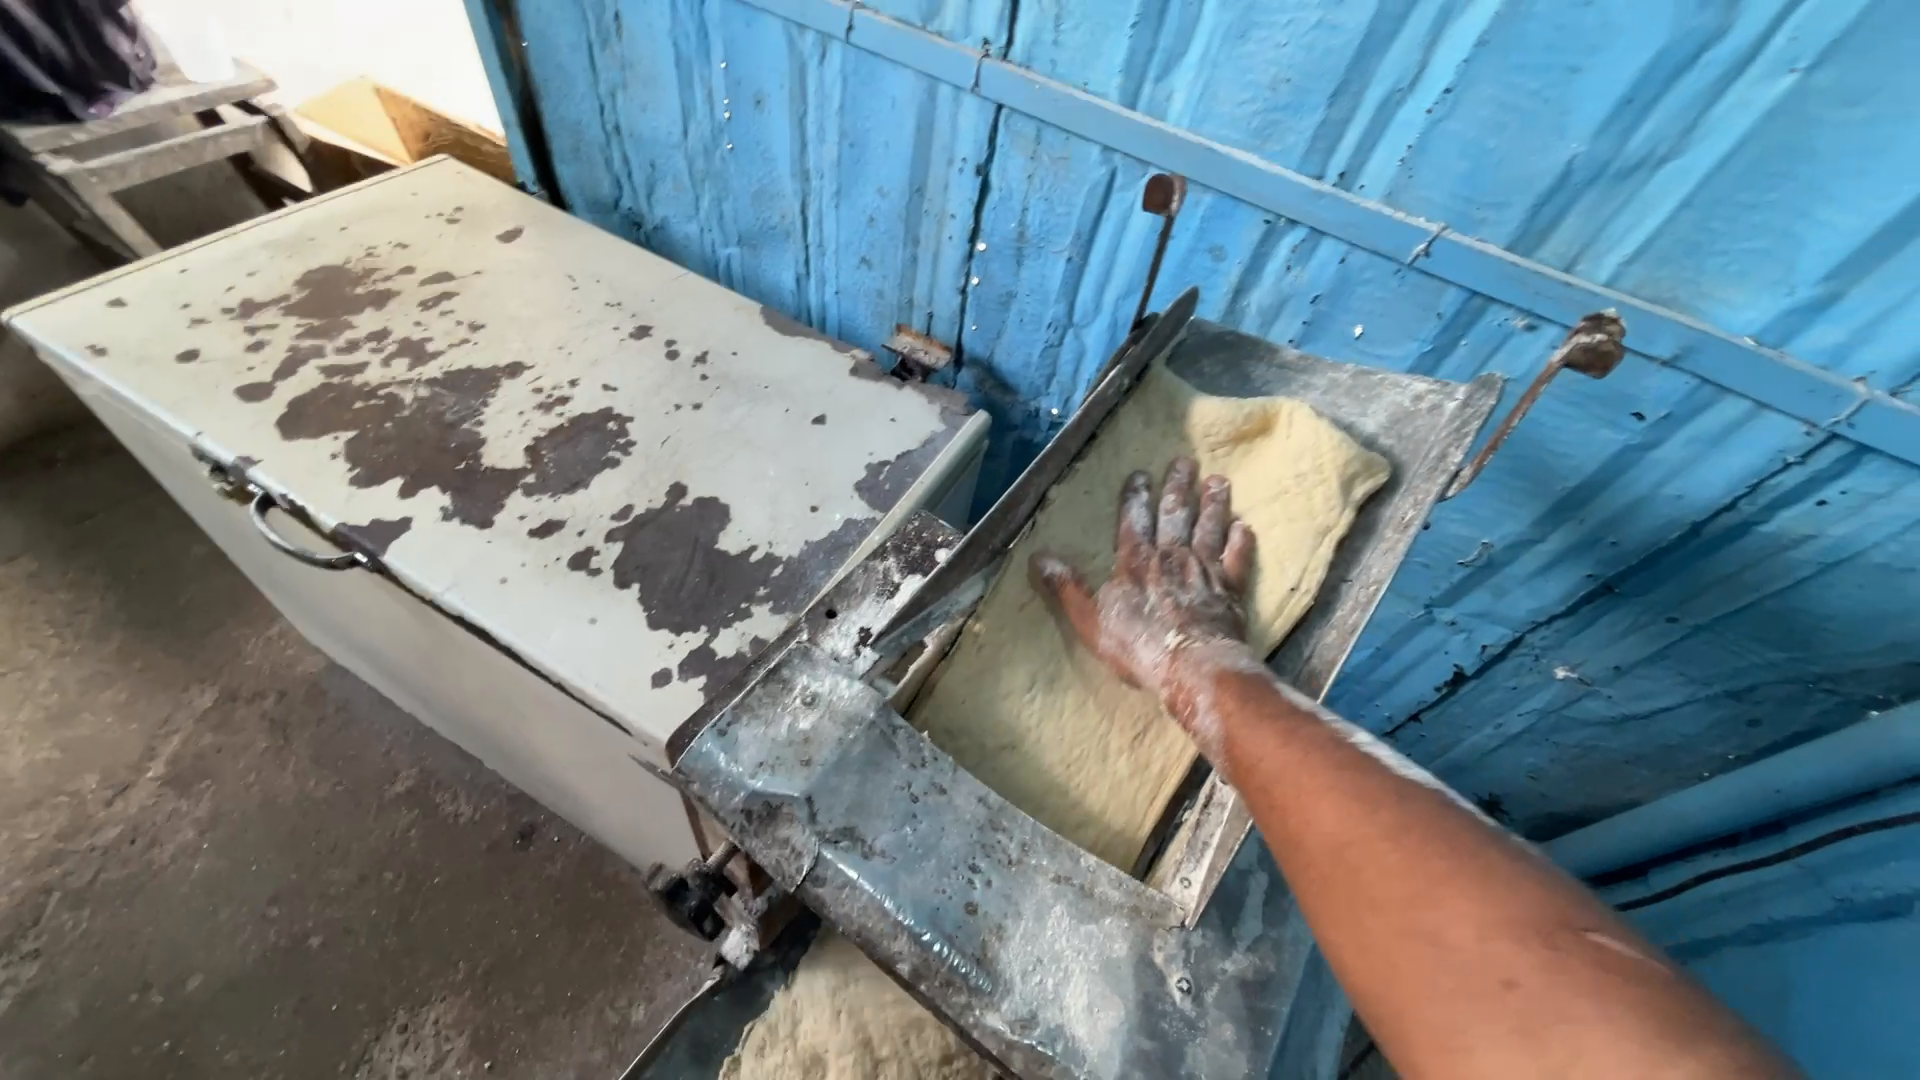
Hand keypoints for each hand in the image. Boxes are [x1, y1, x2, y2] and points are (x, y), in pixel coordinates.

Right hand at [1029, 458, 1258, 725]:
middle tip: (1185, 461)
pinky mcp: (1230, 589)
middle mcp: (1171, 557)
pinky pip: (1237, 558)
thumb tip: (1039, 557)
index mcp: (1136, 562)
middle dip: (1178, 486)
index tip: (1141, 473)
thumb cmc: (1138, 646)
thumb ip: (1067, 587)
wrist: (1193, 667)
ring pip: (1209, 528)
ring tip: (1219, 481)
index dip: (1136, 496)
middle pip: (1175, 514)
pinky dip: (1241, 541)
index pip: (1134, 520)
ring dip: (1213, 504)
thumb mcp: (1089, 619)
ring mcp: (1204, 571)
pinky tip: (1244, 526)